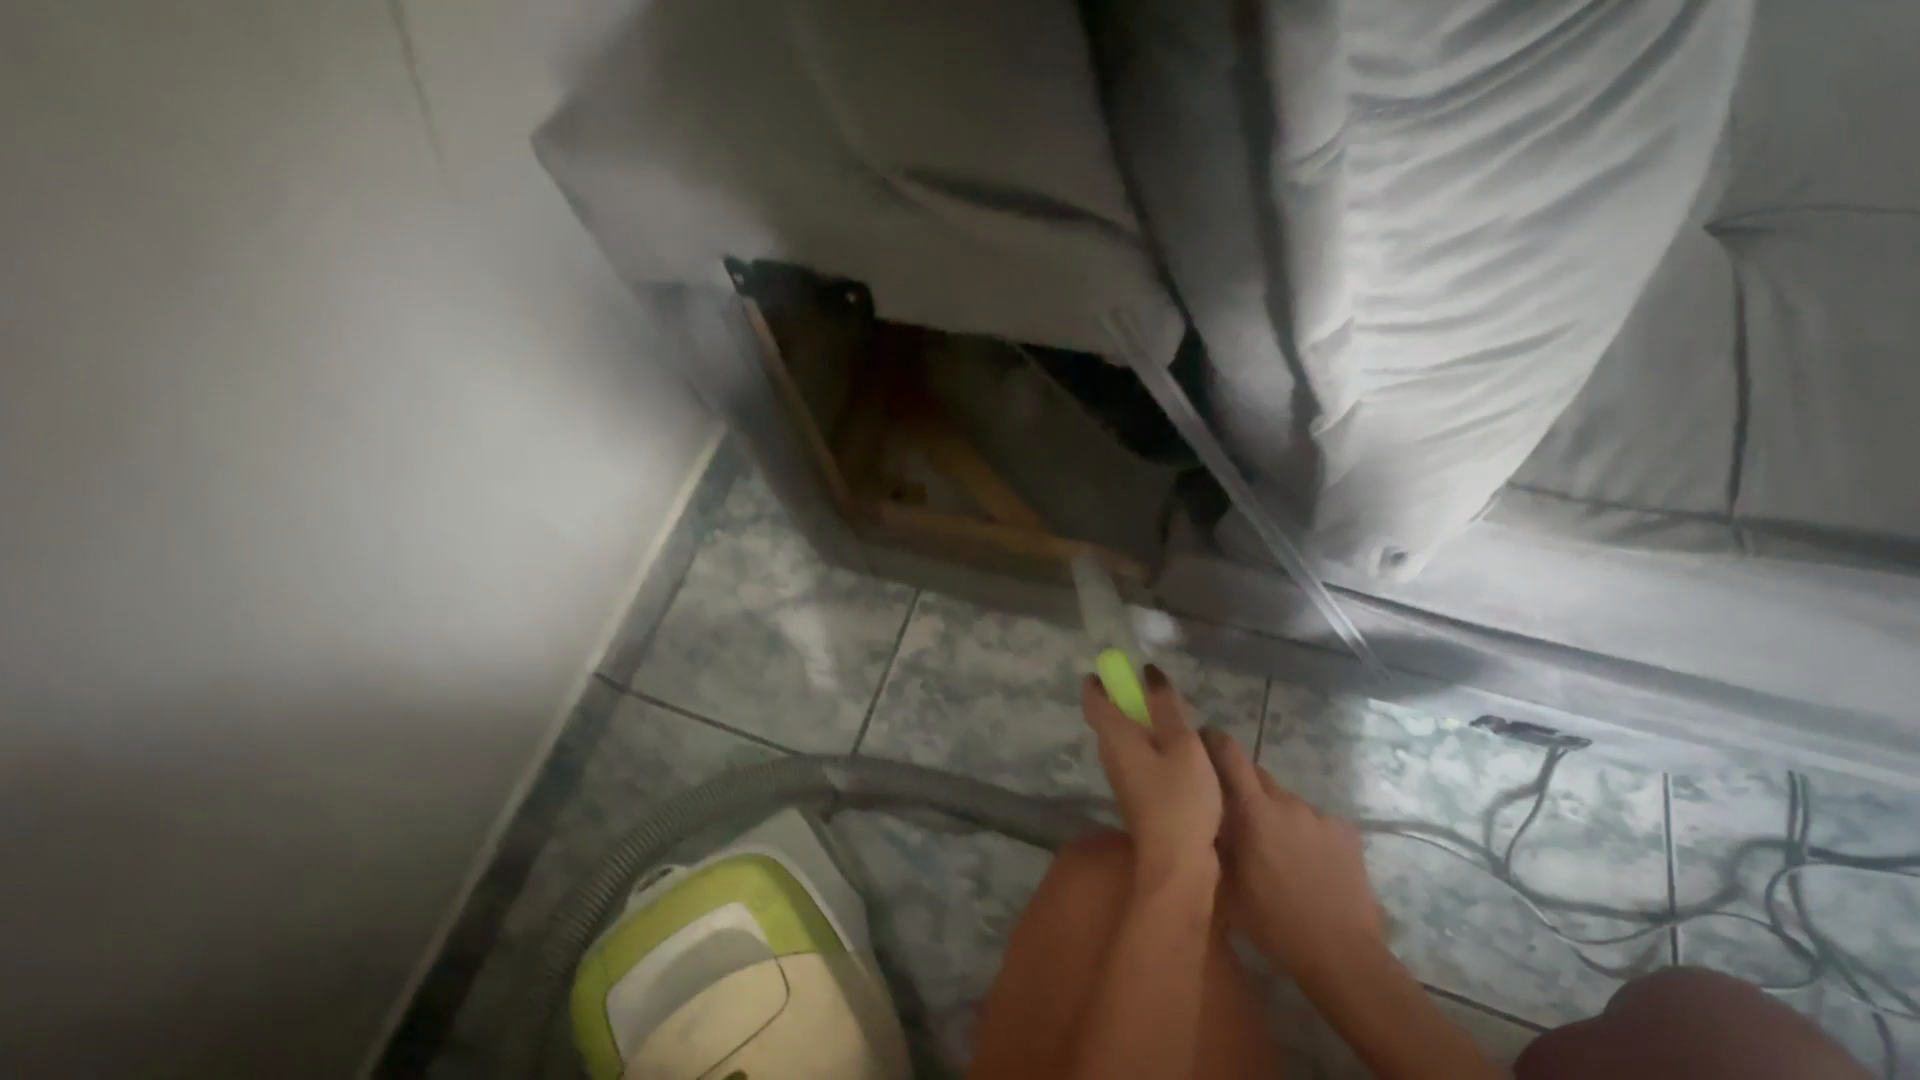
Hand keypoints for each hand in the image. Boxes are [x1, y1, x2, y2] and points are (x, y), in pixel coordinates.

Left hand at [1082, 666, 1221, 885]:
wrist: (1177, 862)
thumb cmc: (1180, 797)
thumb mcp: (1182, 744)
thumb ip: (1165, 706)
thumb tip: (1147, 671)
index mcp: (1115, 737)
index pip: (1093, 701)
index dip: (1099, 682)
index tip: (1114, 669)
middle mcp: (1110, 756)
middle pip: (1109, 720)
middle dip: (1126, 701)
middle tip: (1155, 692)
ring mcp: (1122, 779)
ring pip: (1125, 741)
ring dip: (1142, 726)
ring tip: (1175, 719)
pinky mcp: (1136, 797)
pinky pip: (1138, 760)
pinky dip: (1152, 748)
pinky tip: (1179, 754)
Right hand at [1201, 728, 1386, 979]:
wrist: (1342, 953)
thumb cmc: (1273, 923)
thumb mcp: (1225, 886)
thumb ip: (1212, 842)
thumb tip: (1199, 816)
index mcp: (1255, 812)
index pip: (1230, 755)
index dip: (1213, 741)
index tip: (1201, 739)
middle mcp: (1288, 802)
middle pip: (1258, 777)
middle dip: (1242, 788)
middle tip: (1234, 818)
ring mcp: (1321, 816)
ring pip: (1286, 803)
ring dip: (1275, 816)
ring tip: (1274, 853)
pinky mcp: (1347, 832)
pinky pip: (1314, 822)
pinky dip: (1304, 834)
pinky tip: (1306, 865)